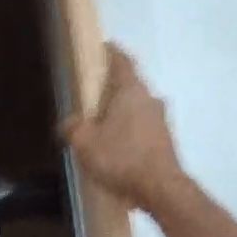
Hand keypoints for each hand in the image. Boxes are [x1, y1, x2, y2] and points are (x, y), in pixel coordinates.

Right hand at [62, 45, 185, 211]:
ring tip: (103, 130)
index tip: (104, 47)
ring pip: (137, 110)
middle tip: (92, 100)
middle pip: (130, 87)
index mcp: (131, 90)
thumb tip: (70, 122)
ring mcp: (162, 121)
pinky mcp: (167, 142)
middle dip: (112, 92)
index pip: (122, 61)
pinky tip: (118, 151)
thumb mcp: (84, 142)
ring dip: (122, 115)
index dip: (112, 52)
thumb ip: (73, 127)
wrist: (161, 189)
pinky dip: (130, 134)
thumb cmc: (121, 158)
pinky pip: (144, 130)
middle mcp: (151, 99)